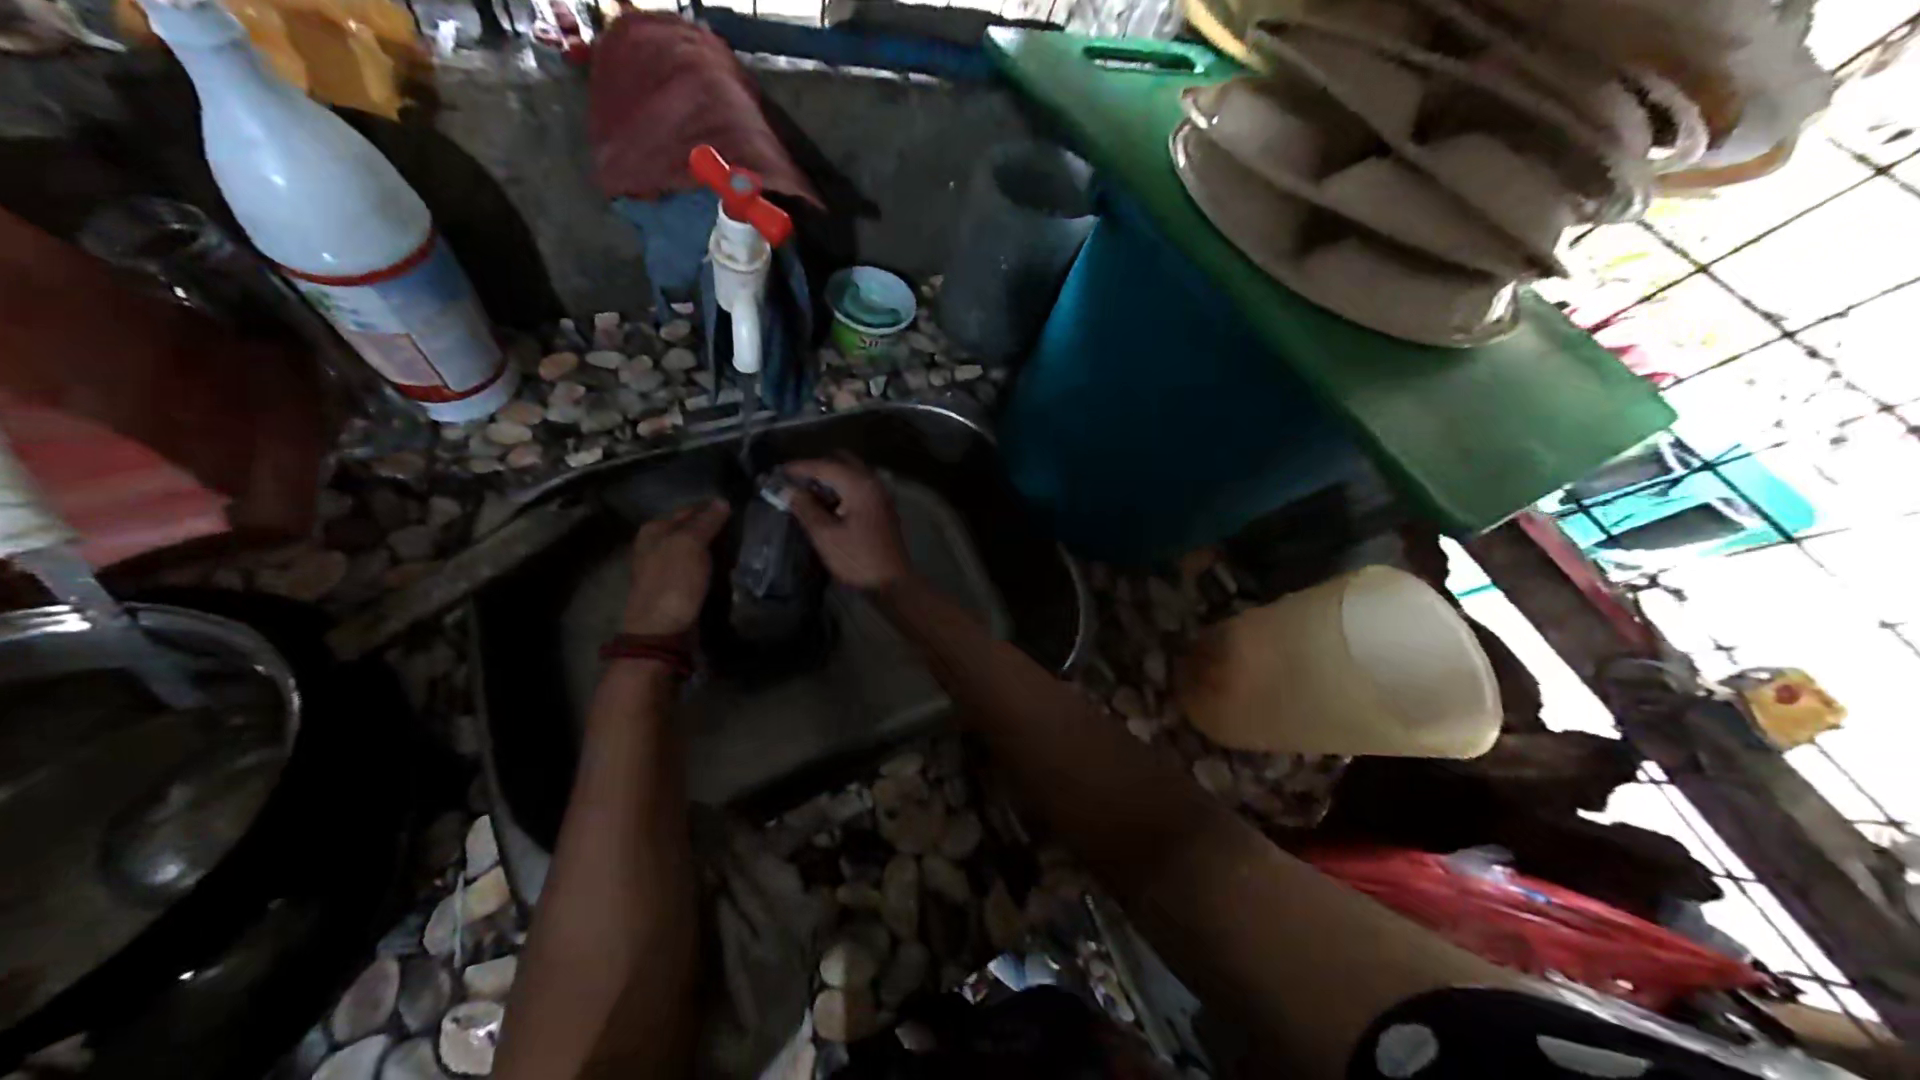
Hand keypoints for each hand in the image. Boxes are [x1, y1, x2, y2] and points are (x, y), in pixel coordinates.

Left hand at [620, 498, 730, 634]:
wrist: (663, 631)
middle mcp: (656, 546)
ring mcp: (666, 569)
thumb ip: (705, 521)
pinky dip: (714, 568)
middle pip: (693, 530)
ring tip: (742, 549)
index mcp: (654, 530)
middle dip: (716, 530)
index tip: (738, 510)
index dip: (713, 509)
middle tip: (745, 530)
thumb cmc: (673, 582)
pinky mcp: (678, 588)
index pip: (689, 510)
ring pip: (698, 551)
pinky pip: (700, 570)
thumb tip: (722, 501)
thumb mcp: (690, 544)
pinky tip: (729, 570)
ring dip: (718, 551)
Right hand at [781, 458, 910, 591]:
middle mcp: (873, 483)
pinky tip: (827, 505)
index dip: (800, 467)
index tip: (779, 471)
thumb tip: (787, 489)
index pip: (825, 465)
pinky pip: (859, 487)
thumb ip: (805, 507)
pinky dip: (842, 489)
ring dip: (830, 478)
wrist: (893, 583)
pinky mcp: (882, 507)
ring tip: (807, 493)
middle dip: (817, 468)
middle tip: (795, 482)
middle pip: (842, 462)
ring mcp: (881, 495)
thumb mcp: (825, 535)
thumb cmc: (857, 559)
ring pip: (852, 473)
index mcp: (860, 485)